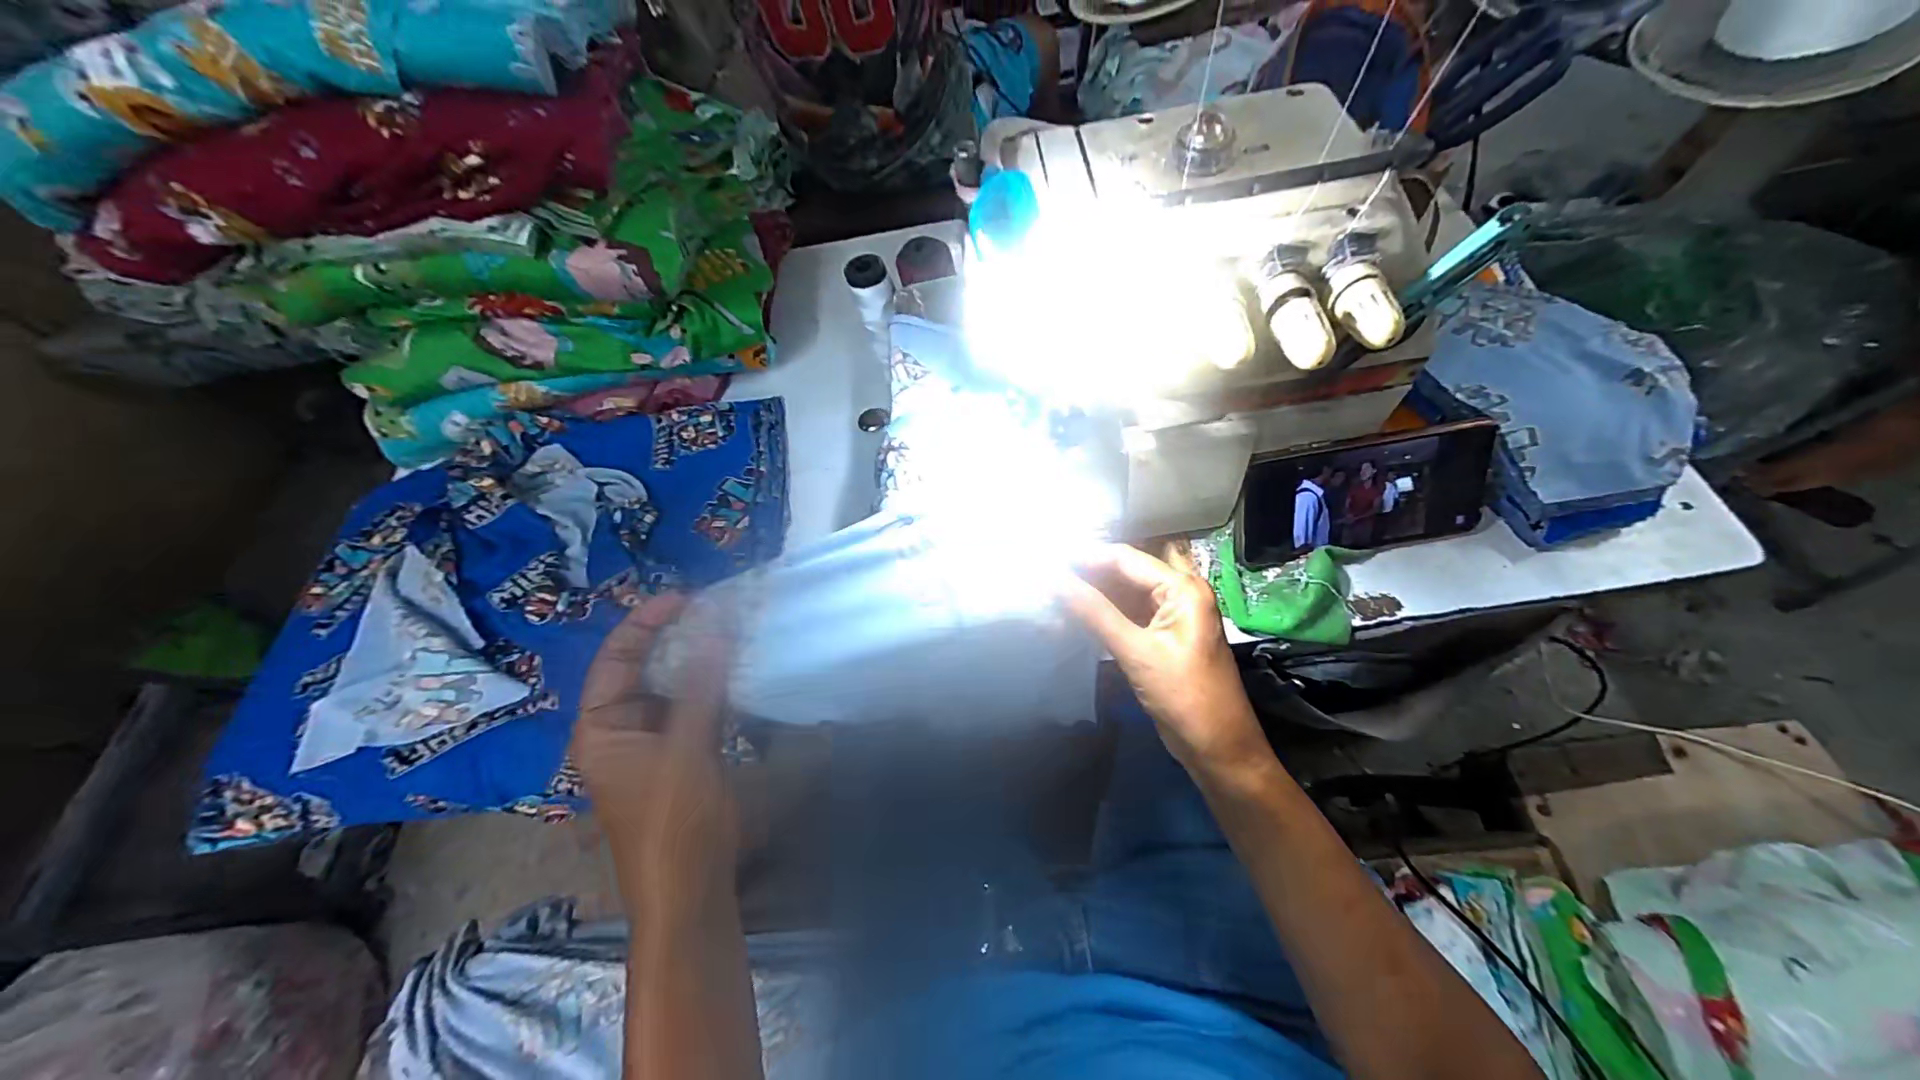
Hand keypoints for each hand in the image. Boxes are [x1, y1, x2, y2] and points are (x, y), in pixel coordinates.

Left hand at [572, 591, 737, 906]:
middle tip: (715, 611)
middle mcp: (620, 730)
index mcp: (601, 728)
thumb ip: (700, 689)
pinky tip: (737, 673)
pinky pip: (692, 710)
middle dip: (676, 639)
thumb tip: (715, 628)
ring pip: (672, 689)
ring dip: (698, 663)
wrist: (689, 892)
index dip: (645, 623)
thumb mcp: (686, 752)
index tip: (684, 597)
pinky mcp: (680, 757)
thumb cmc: (673, 823)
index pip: (616, 660)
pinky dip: (711, 690)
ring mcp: (651, 745)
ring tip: (730, 632)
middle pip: (643, 670)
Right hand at [1063, 544, 1273, 777]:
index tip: (1046, 560)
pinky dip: (1099, 618)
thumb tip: (1054, 579)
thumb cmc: (1185, 696)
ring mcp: (1168, 616)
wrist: (1217, 747)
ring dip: (1089, 598)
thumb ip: (1094, 612)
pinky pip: (1124, 616)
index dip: (1085, 557)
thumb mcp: (1136, 651)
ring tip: (1051, 602)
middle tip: (1045, 582)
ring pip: (1121, 595)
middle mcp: (1178, 593)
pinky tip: (1070, 621)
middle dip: (1085, 577)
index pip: (1125, 558)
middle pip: (1123, 573)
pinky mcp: (1158, 638)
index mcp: (1182, 588)